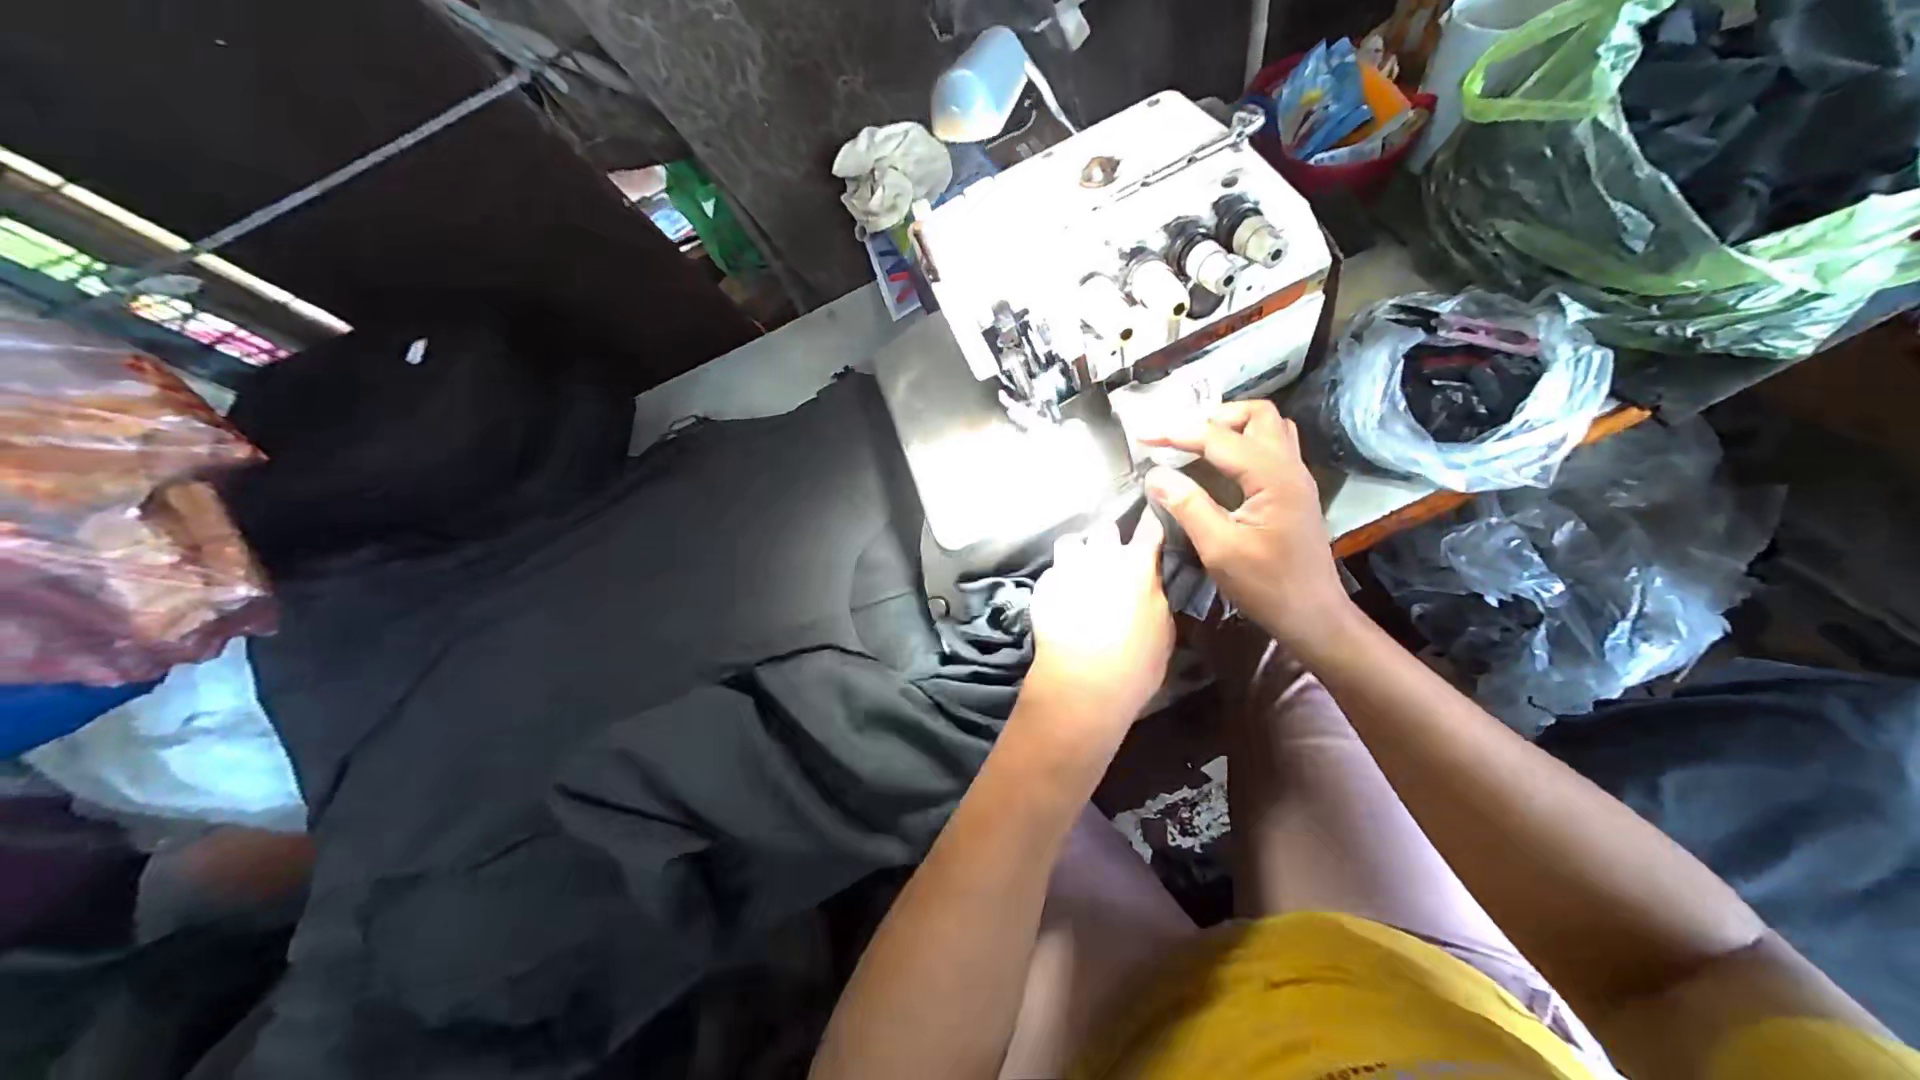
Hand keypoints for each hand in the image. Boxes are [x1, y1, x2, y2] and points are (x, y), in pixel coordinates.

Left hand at [1023, 512, 1174, 740]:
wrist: (1082, 684)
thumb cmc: (1135, 664)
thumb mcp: (1163, 630)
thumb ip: (1154, 594)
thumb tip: (1149, 583)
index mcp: (1138, 566)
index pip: (1149, 527)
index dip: (1150, 522)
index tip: (1150, 522)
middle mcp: (1101, 558)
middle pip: (1105, 528)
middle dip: (1108, 539)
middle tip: (1110, 558)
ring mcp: (1068, 569)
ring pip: (1070, 542)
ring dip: (1077, 552)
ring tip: (1079, 571)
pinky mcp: (1043, 586)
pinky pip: (1052, 572)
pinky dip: (1058, 580)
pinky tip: (1060, 599)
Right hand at [1142, 400, 1354, 650]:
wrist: (1313, 616)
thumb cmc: (1266, 586)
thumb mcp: (1219, 548)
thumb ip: (1188, 506)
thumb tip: (1155, 474)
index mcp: (1273, 477)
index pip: (1220, 438)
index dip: (1178, 433)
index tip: (1144, 436)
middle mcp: (1290, 468)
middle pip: (1258, 415)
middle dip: (1214, 417)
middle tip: (1180, 438)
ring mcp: (1296, 479)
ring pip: (1269, 429)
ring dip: (1233, 427)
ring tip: (1198, 445)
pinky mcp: (1293, 493)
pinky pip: (1272, 449)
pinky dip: (1243, 445)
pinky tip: (1220, 467)